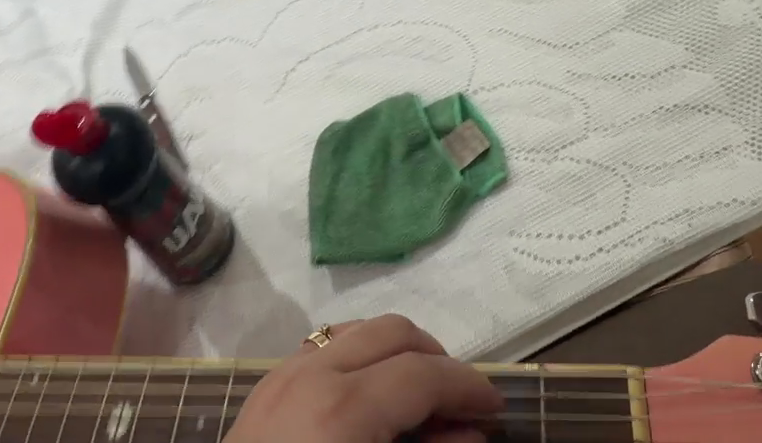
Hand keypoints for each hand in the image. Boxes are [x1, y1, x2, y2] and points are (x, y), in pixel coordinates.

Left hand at [224, 315, 501, 442]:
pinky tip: (370, 395)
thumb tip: (471, 432)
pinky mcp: (264, 388)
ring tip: (419, 393)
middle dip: (437, 357)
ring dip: (397, 351)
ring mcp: (283, 374)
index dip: (468, 386)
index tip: (497, 407)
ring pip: (358, 329)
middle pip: (394, 332)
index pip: (424, 373)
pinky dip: (360, 357)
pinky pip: (325, 346)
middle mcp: (312, 373)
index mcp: (343, 406)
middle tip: (461, 400)